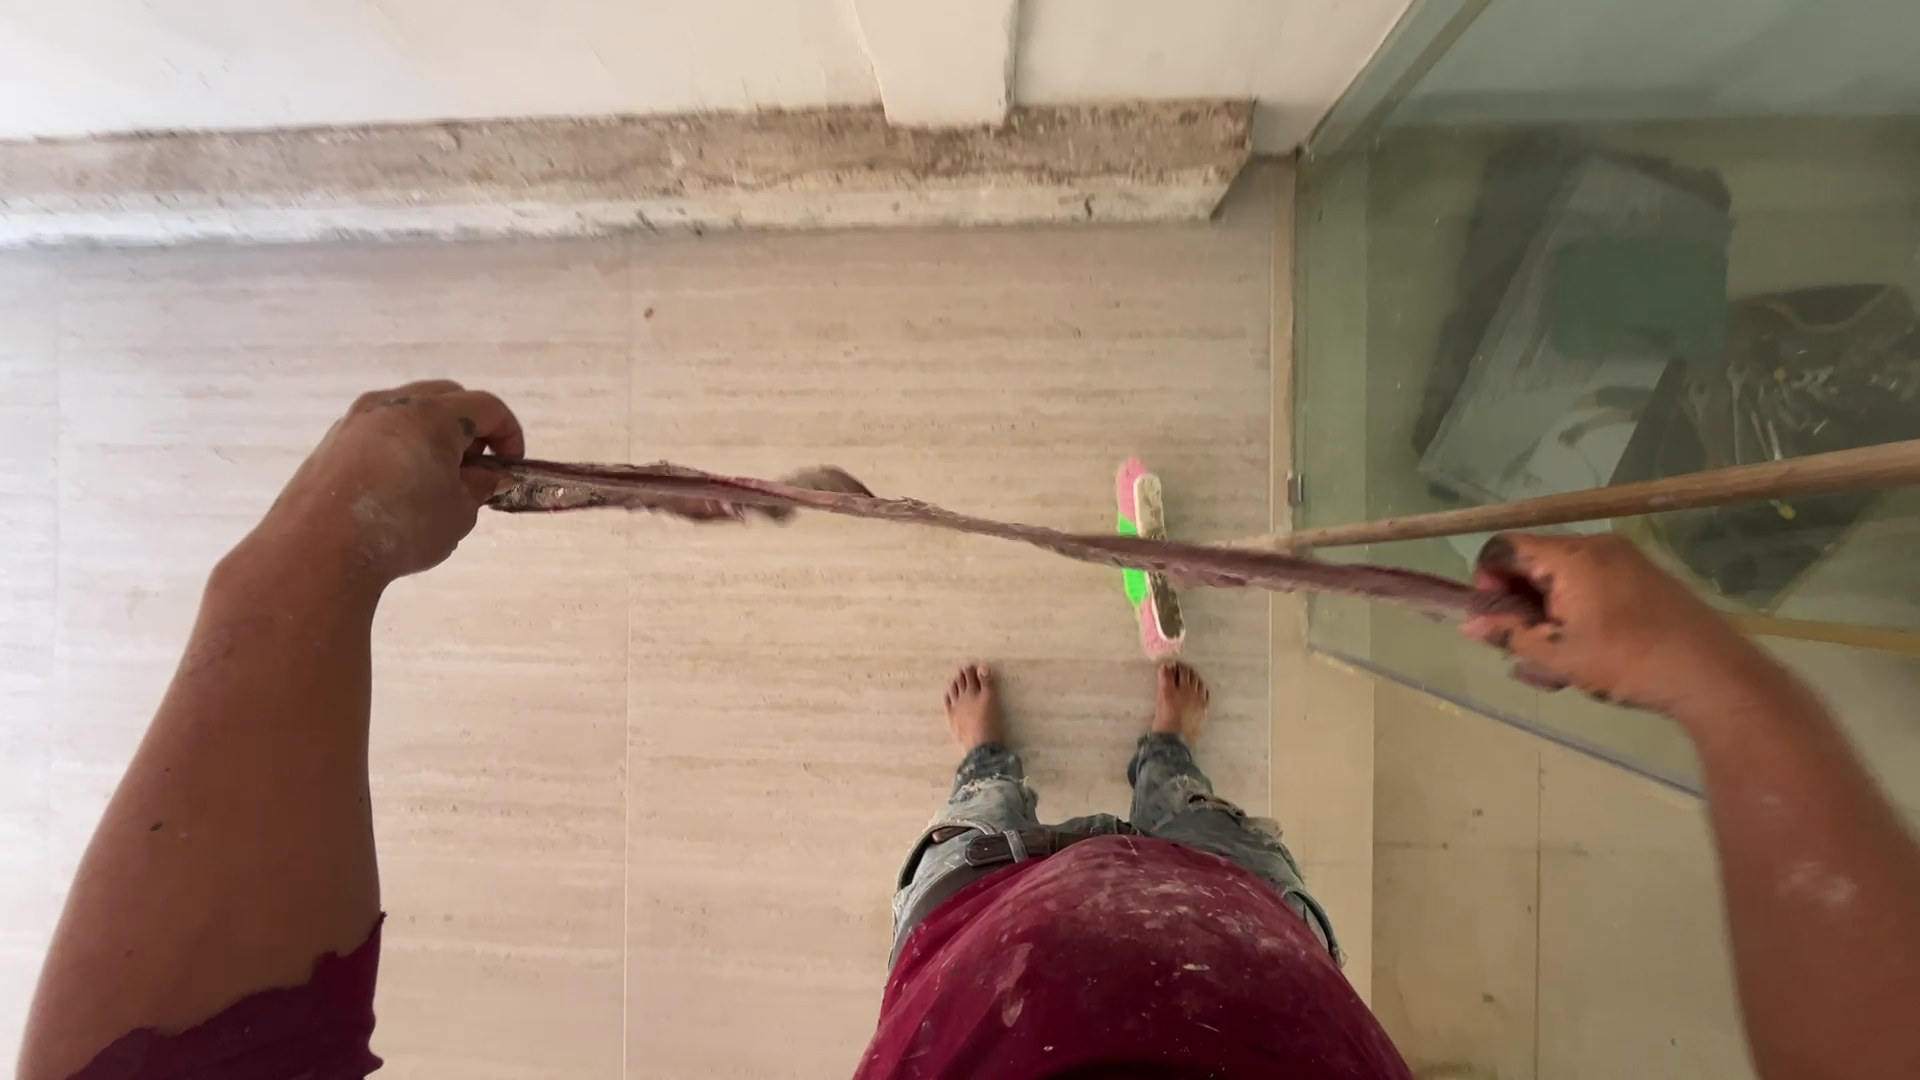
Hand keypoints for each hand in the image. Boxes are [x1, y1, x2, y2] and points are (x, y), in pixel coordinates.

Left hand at [253, 380, 523, 585]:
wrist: (317, 553)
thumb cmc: (403, 528)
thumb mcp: (461, 510)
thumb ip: (481, 484)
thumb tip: (489, 475)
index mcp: (430, 416)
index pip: (487, 407)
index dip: (510, 434)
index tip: (510, 467)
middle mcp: (391, 406)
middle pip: (449, 397)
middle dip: (473, 427)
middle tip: (477, 466)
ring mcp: (356, 421)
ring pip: (412, 410)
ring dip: (438, 434)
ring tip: (441, 476)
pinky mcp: (333, 442)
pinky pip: (384, 429)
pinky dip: (407, 444)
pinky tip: (406, 484)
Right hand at [1460, 532, 1780, 715]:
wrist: (1719, 680)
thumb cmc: (1627, 661)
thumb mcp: (1553, 653)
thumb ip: (1506, 632)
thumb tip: (1469, 624)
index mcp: (1572, 557)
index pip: (1503, 548)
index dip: (1486, 580)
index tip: (1494, 616)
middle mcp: (1598, 548)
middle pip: (1530, 563)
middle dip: (1516, 602)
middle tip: (1520, 642)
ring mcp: (1626, 563)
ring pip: (1559, 580)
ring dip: (1544, 615)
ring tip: (1551, 661)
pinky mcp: (1645, 582)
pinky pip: (1589, 587)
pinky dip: (1573, 614)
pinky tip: (1579, 655)